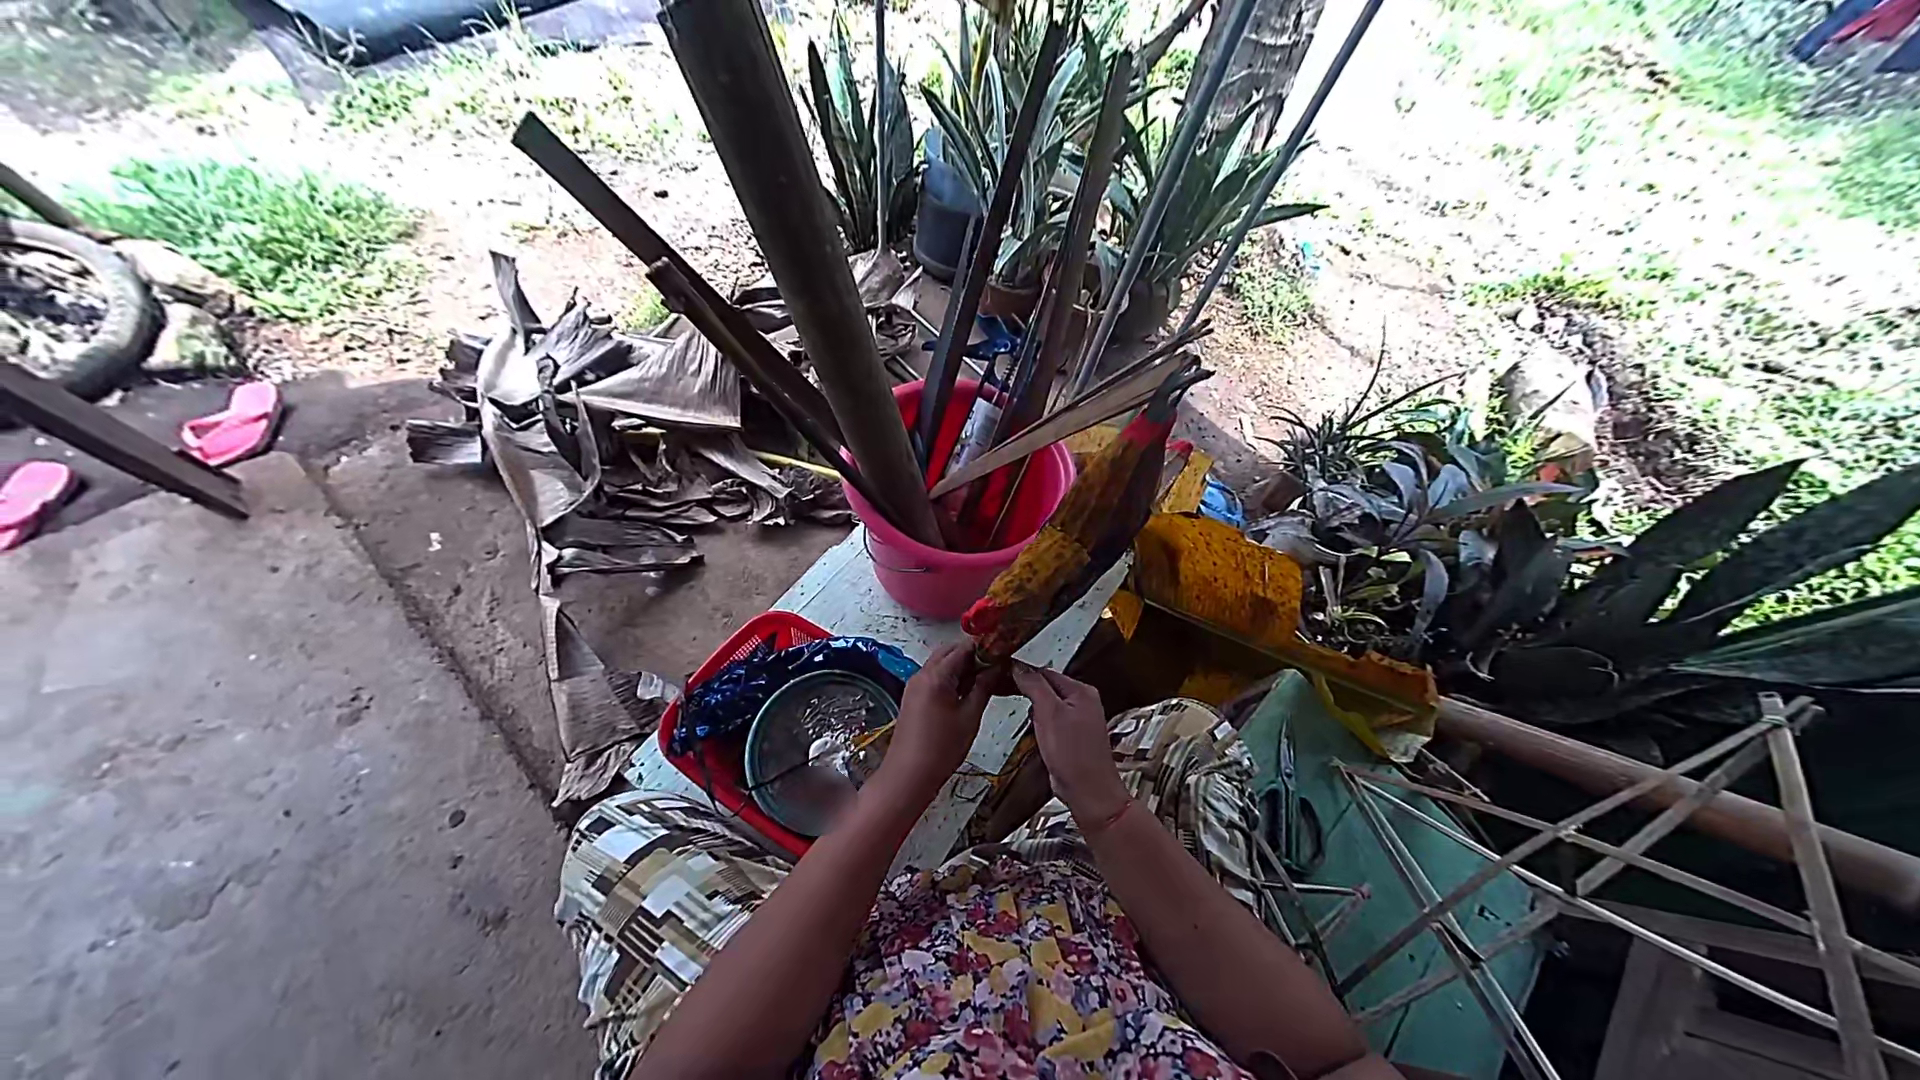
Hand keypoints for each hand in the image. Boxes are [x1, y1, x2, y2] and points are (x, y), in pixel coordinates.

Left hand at [880, 643, 999, 797]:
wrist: (909, 776)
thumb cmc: (940, 750)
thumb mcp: (970, 716)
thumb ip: (983, 687)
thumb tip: (995, 668)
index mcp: (935, 676)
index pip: (962, 649)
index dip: (983, 648)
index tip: (1001, 653)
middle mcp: (921, 675)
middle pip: (949, 652)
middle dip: (971, 656)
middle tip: (994, 668)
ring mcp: (914, 686)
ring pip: (941, 664)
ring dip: (960, 667)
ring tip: (983, 681)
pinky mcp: (913, 698)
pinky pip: (933, 678)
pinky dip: (950, 679)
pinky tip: (966, 693)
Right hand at [1010, 664, 1128, 827]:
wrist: (1088, 791)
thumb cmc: (1074, 755)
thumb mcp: (1049, 713)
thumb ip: (1035, 686)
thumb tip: (1019, 668)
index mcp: (1081, 691)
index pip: (1045, 672)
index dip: (1022, 673)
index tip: (1001, 674)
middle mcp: (1083, 702)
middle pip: (1047, 686)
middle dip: (1026, 690)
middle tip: (1003, 691)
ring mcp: (1078, 719)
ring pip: (1047, 703)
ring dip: (1032, 707)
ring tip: (1017, 709)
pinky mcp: (1072, 735)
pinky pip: (1051, 720)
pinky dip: (1039, 721)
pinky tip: (1032, 728)